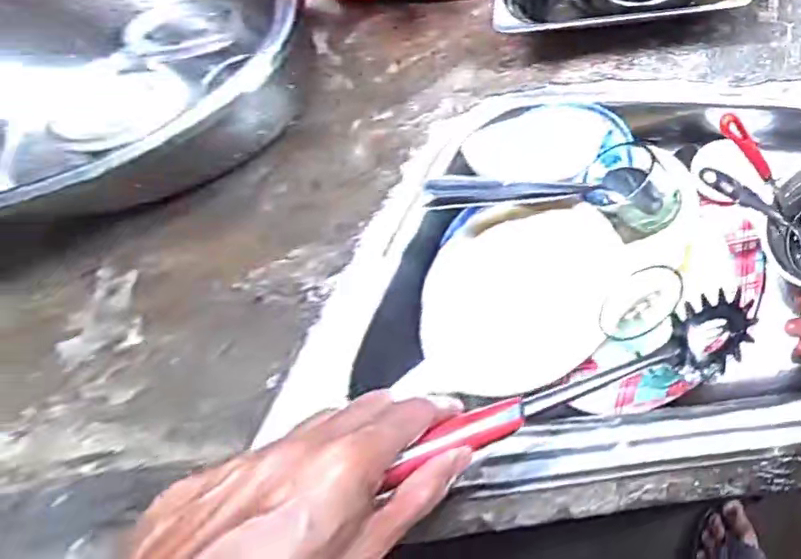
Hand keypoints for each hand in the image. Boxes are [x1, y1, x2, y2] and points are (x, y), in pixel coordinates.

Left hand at [127, 391, 469, 558]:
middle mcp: (295, 452)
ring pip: (314, 426)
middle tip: (408, 457)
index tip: (461, 426)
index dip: (446, 416)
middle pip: (370, 406)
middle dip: (397, 422)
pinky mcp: (190, 491)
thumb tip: (452, 460)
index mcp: (345, 463)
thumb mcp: (362, 557)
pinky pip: (253, 458)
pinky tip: (275, 508)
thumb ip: (414, 498)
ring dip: (341, 439)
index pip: (419, 409)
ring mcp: (238, 468)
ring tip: (341, 484)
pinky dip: (279, 468)